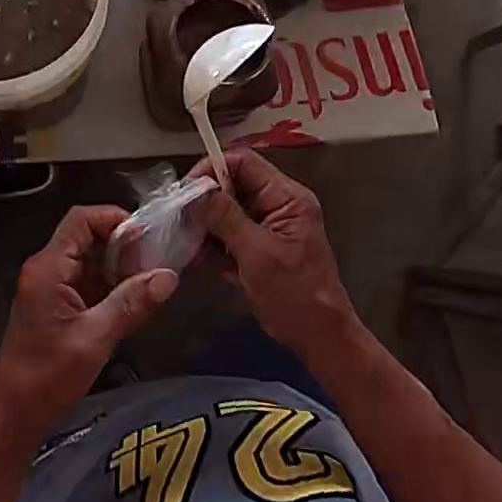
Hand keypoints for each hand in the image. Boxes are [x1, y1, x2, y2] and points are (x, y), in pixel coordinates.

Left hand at [0, 206, 179, 435]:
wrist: (10, 416)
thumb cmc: (47, 376)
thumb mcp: (95, 338)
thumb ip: (131, 303)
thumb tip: (168, 276)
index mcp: (49, 267)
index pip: (81, 219)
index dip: (114, 219)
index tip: (146, 235)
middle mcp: (47, 268)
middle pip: (88, 237)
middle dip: (123, 245)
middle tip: (156, 261)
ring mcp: (51, 286)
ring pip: (90, 260)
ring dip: (120, 267)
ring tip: (151, 279)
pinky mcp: (57, 305)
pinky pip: (87, 281)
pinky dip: (111, 285)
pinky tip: (135, 298)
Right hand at [192, 149, 360, 361]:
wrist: (319, 339)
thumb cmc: (296, 295)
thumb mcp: (257, 253)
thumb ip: (226, 217)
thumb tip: (196, 190)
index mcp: (286, 197)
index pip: (243, 163)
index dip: (212, 169)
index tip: (187, 189)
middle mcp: (276, 204)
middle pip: (231, 185)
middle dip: (205, 201)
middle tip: (181, 217)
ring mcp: (266, 226)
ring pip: (225, 210)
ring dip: (205, 225)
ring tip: (187, 241)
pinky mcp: (257, 246)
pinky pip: (228, 233)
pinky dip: (212, 244)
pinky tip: (196, 258)